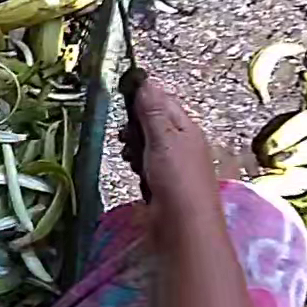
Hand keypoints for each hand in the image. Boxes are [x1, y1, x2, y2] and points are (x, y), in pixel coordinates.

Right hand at [130, 77, 238, 241]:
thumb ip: (152, 111)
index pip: (163, 100)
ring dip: (134, 144)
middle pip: (153, 121)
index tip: (120, 96)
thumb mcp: (163, 139)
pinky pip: (146, 161)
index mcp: (186, 127)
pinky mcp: (163, 180)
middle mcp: (182, 141)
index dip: (142, 95)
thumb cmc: (175, 178)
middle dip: (135, 124)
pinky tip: (132, 169)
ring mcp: (173, 162)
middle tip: (124, 134)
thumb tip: (146, 81)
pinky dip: (137, 162)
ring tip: (127, 154)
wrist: (183, 225)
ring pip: (147, 142)